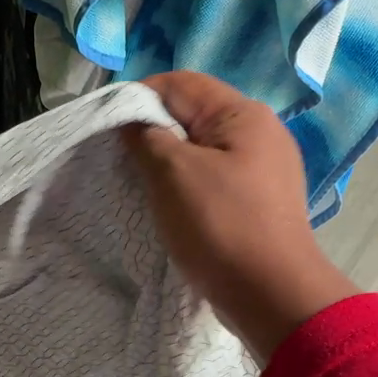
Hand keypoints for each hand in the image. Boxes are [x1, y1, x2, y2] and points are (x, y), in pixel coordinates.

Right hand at [123, 71, 358, 359]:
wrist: (270, 293)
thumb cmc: (220, 226)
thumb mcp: (173, 174)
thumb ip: (146, 138)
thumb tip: (132, 121)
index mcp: (242, 114)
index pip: (180, 83)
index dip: (138, 98)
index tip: (108, 130)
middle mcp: (259, 132)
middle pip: (192, 116)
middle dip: (152, 133)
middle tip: (121, 163)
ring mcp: (263, 168)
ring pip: (202, 150)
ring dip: (168, 163)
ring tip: (143, 188)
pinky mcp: (259, 201)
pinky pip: (214, 179)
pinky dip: (187, 186)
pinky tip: (173, 209)